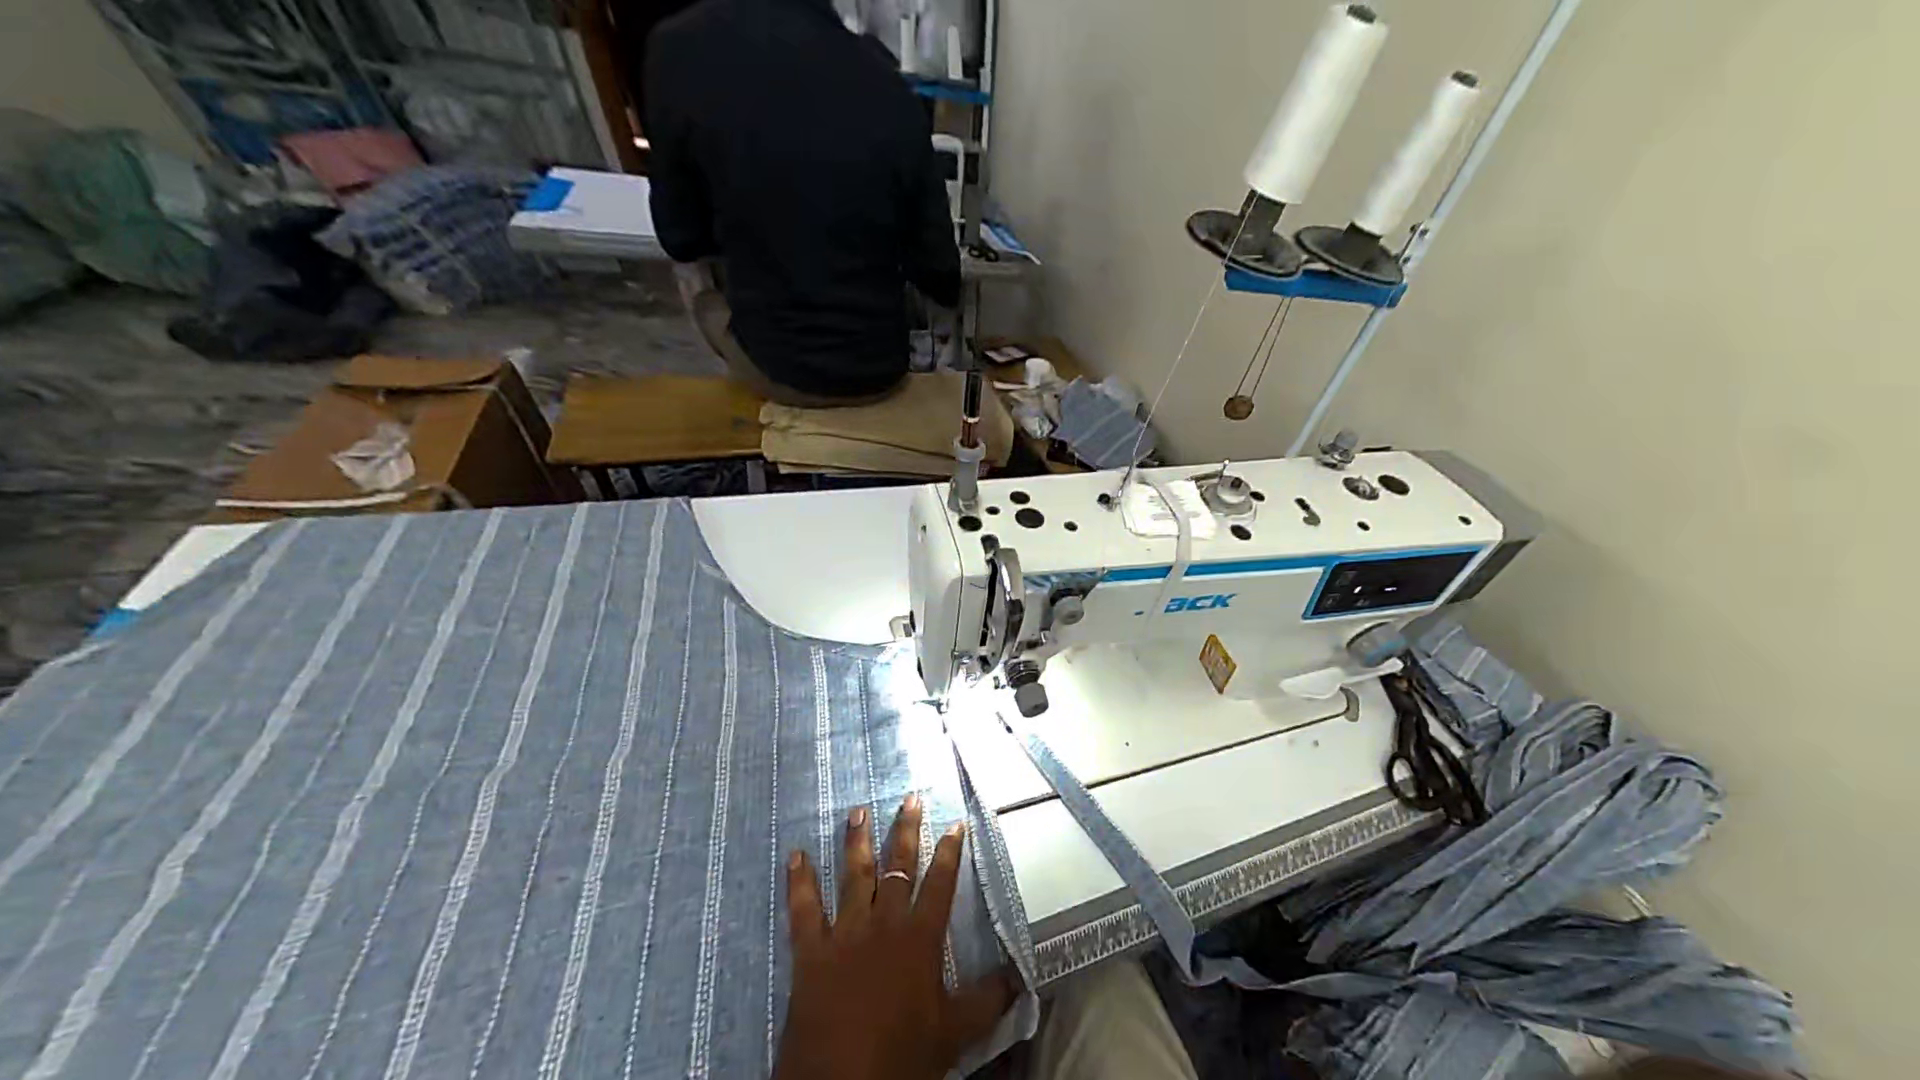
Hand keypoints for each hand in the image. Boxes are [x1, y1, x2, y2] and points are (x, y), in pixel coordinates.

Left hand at [775, 795, 1018, 1079]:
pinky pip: (803, 909)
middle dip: (905, 830)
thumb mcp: (955, 1032)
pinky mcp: (810, 950)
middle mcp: (883, 923)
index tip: (955, 823)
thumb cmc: (903, 1056)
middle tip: (909, 798)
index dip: (950, 852)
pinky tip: (795, 856)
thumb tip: (1020, 976)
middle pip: (898, 866)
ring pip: (853, 876)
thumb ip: (988, 1000)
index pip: (940, 884)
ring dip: (856, 842)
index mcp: (919, 938)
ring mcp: (844, 932)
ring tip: (857, 811)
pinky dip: (799, 882)